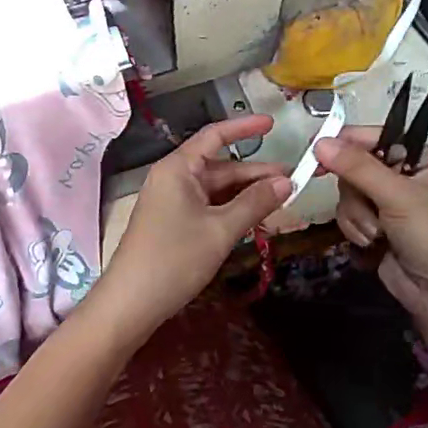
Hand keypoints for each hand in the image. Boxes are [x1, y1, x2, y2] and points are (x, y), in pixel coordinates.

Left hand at [90, 115, 291, 334]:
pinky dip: (232, 213)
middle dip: (256, 175)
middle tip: (294, 183)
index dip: (244, 128)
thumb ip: (255, 202)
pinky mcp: (173, 225)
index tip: (272, 124)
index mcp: (178, 168)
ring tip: (282, 206)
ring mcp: (172, 203)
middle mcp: (173, 179)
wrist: (132, 303)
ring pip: (217, 192)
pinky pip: (208, 209)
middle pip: (221, 168)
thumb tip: (286, 181)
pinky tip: (256, 223)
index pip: (214, 136)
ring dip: (247, 198)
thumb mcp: (221, 230)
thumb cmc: (174, 259)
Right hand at [316, 126, 427, 362]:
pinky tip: (373, 246)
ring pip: (349, 195)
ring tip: (378, 236)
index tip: (320, 147)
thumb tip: (319, 142)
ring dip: (358, 217)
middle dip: (358, 193)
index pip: (382, 137)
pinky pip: (350, 217)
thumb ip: (358, 167)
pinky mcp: (378, 230)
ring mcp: (392, 207)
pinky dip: (356, 231)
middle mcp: (409, 179)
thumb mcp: (400, 197)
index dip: (352, 142)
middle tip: (368, 207)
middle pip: (359, 168)